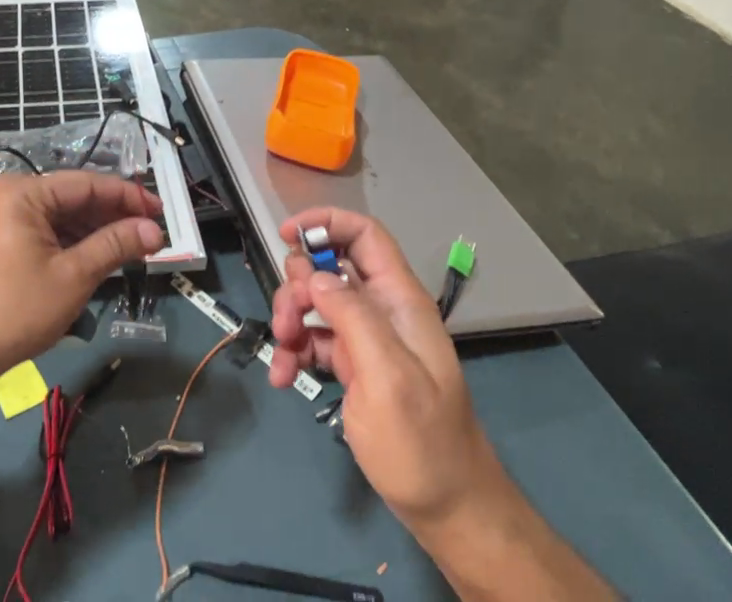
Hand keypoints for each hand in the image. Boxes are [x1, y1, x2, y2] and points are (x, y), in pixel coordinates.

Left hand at [0, 171, 163, 415]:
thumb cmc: (15, 311)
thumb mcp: (74, 277)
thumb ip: (115, 245)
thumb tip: (155, 230)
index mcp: (22, 192)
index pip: (87, 183)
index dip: (128, 196)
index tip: (161, 211)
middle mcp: (8, 195)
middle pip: (73, 197)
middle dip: (114, 216)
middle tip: (152, 235)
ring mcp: (0, 218)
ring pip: (60, 216)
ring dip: (96, 231)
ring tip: (133, 249)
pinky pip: (44, 231)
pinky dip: (72, 243)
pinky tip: (99, 257)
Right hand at [268, 209, 509, 528]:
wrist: (447, 506)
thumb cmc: (422, 444)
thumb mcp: (387, 378)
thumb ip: (353, 318)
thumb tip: (316, 274)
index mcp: (401, 303)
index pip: (365, 236)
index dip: (326, 224)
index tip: (286, 236)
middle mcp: (384, 313)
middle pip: (331, 270)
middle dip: (297, 288)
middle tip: (285, 323)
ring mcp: (370, 341)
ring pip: (317, 306)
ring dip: (291, 323)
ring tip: (284, 359)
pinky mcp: (357, 368)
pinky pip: (315, 343)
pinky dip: (294, 354)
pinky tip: (284, 378)